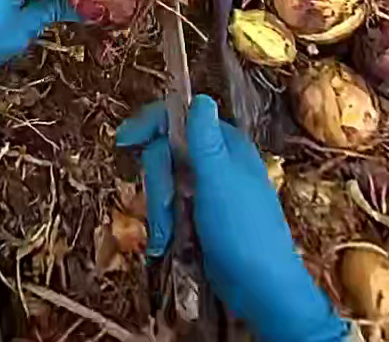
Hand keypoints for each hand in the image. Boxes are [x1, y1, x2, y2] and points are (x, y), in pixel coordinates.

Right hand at [117, 96, 347, 341]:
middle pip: (167, 152)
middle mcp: (215, 160)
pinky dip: (165, 224)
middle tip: (163, 208)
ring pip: (166, 182)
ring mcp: (207, 189)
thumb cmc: (243, 230)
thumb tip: (199, 97)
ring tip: (167, 236)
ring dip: (159, 209)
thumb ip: (205, 138)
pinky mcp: (201, 216)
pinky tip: (168, 243)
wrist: (264, 292)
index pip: (180, 117)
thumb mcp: (219, 179)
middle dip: (158, 182)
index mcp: (223, 143)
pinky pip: (171, 207)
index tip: (124, 140)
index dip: (152, 124)